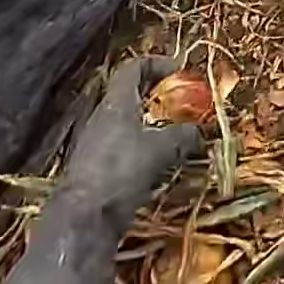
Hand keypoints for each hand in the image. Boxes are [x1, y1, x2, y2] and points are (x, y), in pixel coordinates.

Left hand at [56, 56, 204, 217]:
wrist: (83, 221)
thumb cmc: (121, 170)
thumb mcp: (161, 149)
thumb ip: (183, 136)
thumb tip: (200, 132)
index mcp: (116, 103)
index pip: (133, 67)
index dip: (157, 63)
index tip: (179, 70)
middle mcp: (102, 118)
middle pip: (130, 94)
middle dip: (157, 95)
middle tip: (181, 102)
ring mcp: (95, 144)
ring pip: (127, 122)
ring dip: (151, 122)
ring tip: (174, 134)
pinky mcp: (95, 169)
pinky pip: (123, 146)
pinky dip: (142, 146)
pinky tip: (158, 163)